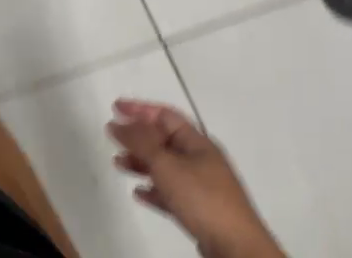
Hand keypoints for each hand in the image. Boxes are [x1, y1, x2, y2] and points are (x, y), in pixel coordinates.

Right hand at [108, 99, 283, 257]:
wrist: (238, 249)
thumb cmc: (201, 197)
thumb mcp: (165, 163)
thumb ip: (138, 141)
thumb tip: (116, 123)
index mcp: (198, 144)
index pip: (165, 116)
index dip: (139, 109)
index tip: (114, 108)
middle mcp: (202, 161)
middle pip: (164, 141)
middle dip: (137, 138)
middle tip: (113, 137)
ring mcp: (203, 187)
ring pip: (166, 167)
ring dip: (141, 163)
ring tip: (119, 165)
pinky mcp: (201, 210)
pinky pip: (172, 192)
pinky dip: (154, 189)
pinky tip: (140, 193)